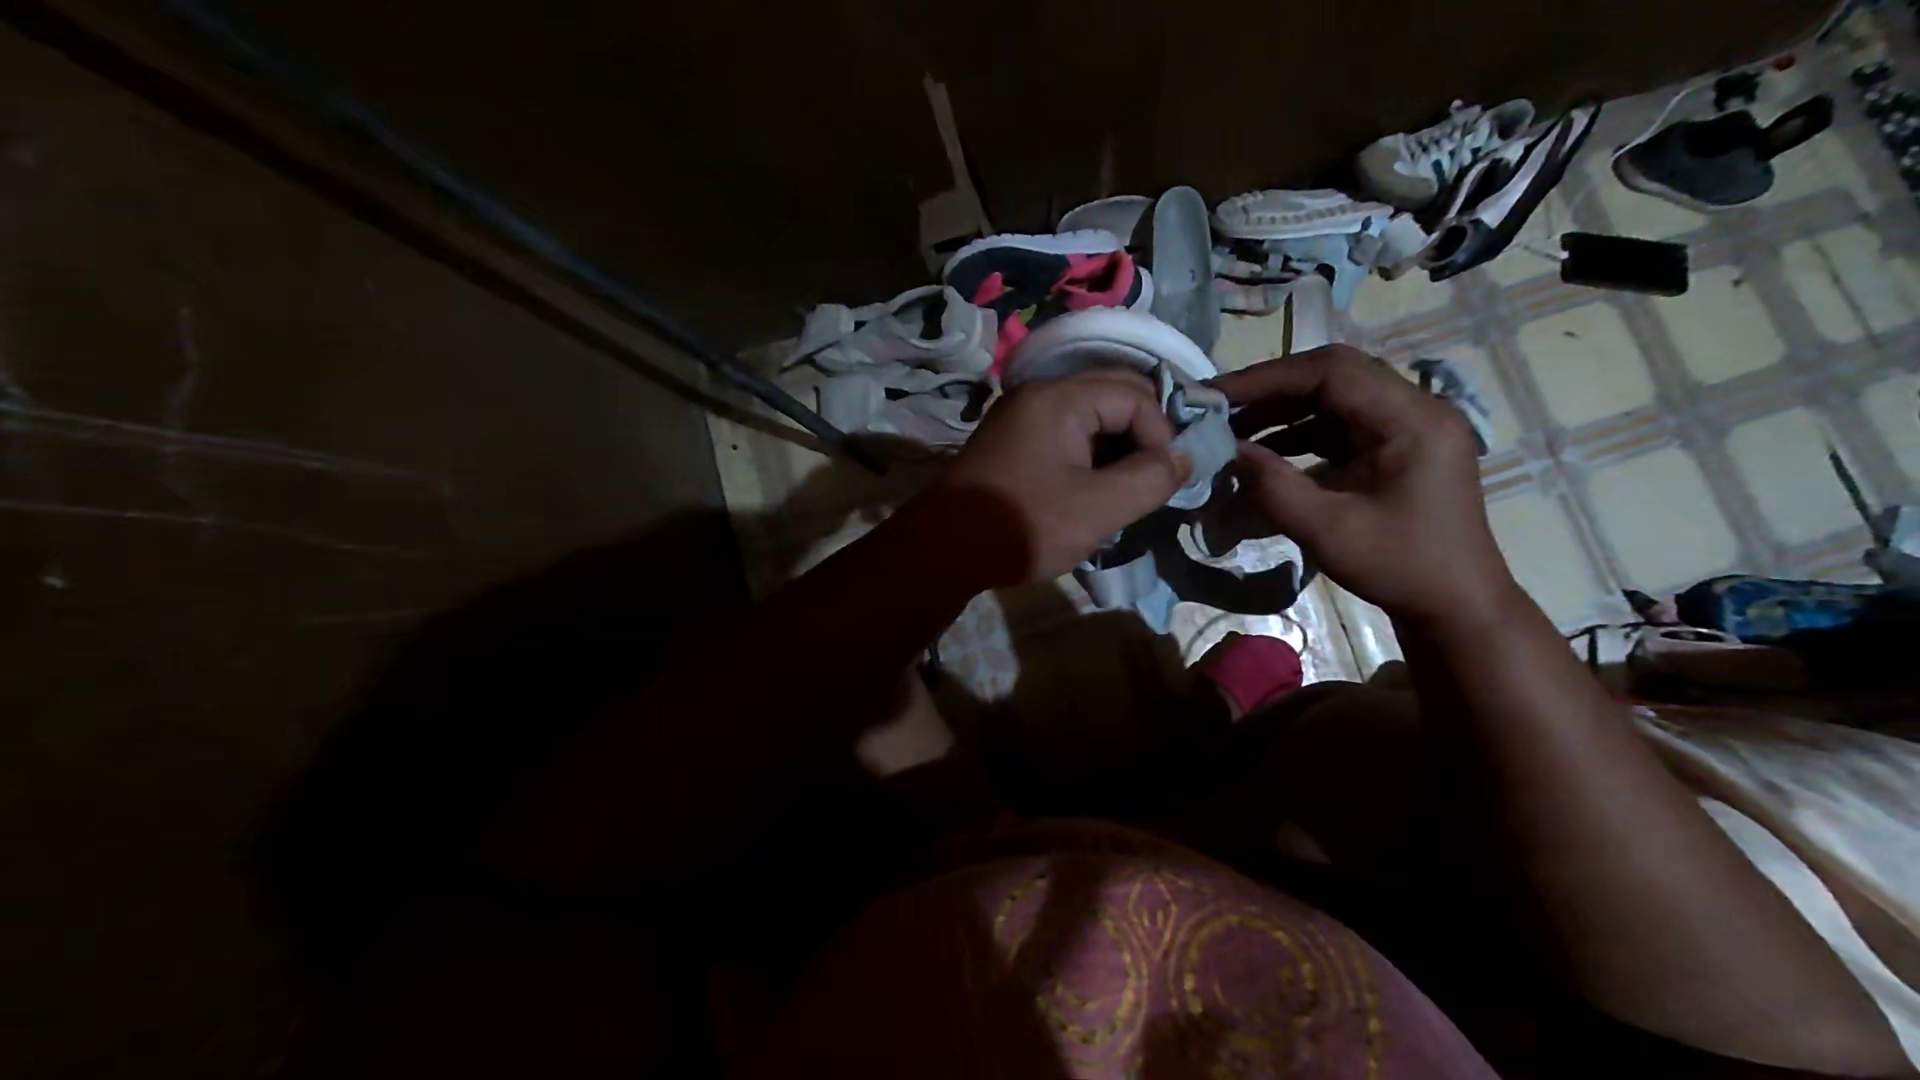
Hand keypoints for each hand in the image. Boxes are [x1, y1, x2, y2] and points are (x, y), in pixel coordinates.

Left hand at [921, 371, 1190, 586]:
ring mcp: (1022, 418)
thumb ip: (1150, 478)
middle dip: (1142, 439)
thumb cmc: (1023, 525)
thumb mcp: (1098, 508)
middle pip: (1114, 398)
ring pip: (1092, 420)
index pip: (1136, 394)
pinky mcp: (1014, 444)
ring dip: (1117, 452)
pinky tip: (1095, 494)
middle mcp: (1039, 395)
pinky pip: (1068, 437)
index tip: (1163, 480)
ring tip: (1126, 493)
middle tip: (1153, 482)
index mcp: (1060, 397)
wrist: (942, 551)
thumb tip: (1184, 458)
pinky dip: (1090, 460)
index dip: (1161, 434)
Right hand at [1212, 345, 1517, 625]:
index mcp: (1412, 419)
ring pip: (1333, 397)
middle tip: (1219, 409)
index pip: (1332, 372)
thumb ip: (1273, 486)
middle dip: (1270, 390)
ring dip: (1281, 410)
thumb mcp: (1327, 529)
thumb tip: (1227, 451)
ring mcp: (1406, 426)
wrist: (1455, 603)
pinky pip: (1339, 423)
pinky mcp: (1395, 446)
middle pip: (1333, 376)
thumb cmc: (1398, 567)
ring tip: (1233, 431)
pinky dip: (1297, 432)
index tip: (1217, 397)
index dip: (1268, 378)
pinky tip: (1264, 452)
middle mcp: (1415, 409)